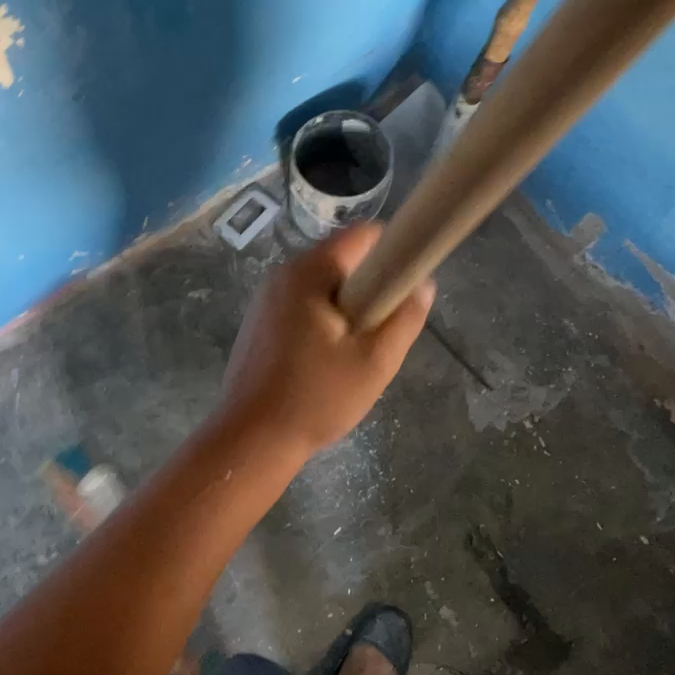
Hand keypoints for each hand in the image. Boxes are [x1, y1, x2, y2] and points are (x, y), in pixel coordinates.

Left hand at [215, 223, 434, 454]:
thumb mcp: (375, 362)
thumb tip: (423, 284)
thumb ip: (404, 318)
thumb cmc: (315, 398)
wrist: (251, 439)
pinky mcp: (258, 322)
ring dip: (346, 310)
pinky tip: (324, 363)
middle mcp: (282, 274)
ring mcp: (265, 298)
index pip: (362, 235)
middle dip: (369, 289)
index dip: (393, 250)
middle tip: (379, 333)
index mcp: (308, 272)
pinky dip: (322, 323)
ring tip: (352, 354)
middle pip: (342, 261)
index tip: (407, 284)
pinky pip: (302, 306)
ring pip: (323, 287)